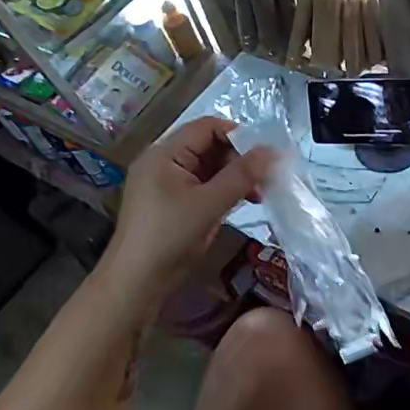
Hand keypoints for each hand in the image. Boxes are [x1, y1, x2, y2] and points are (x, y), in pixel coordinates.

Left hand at [100, 117, 274, 297]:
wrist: (135, 283)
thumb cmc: (170, 238)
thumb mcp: (209, 204)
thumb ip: (242, 175)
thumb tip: (274, 151)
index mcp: (164, 153)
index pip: (206, 127)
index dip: (238, 136)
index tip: (265, 157)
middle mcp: (161, 162)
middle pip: (207, 146)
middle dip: (238, 160)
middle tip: (264, 182)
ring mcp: (163, 184)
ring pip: (206, 168)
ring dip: (232, 178)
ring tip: (257, 196)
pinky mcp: (169, 204)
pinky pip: (200, 187)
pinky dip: (220, 192)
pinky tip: (238, 205)